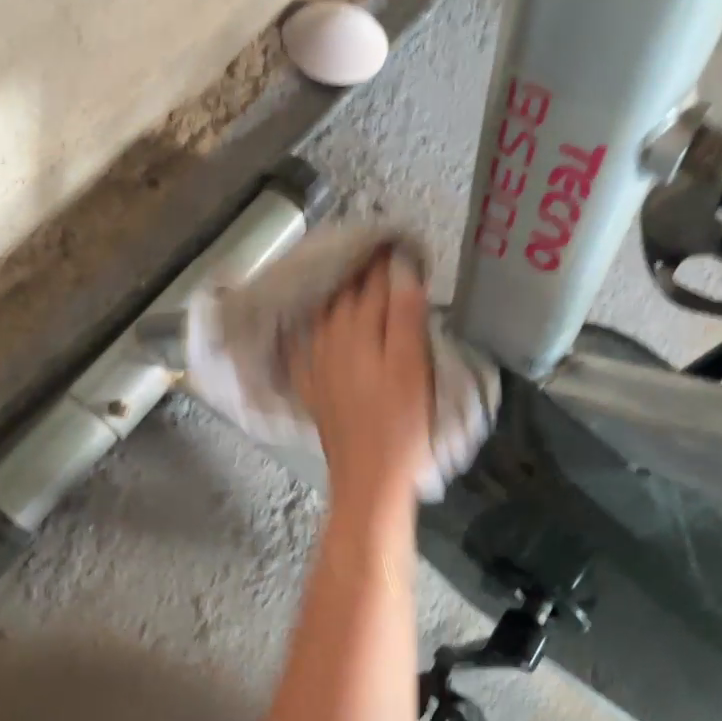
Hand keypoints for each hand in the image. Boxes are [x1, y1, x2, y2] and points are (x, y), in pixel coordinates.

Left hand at [288, 253, 433, 509]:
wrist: (368, 478)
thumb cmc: (402, 424)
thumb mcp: (414, 367)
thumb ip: (405, 314)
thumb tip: (400, 266)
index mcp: (359, 328)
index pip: (373, 279)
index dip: (389, 259)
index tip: (404, 242)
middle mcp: (329, 336)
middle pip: (344, 290)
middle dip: (363, 268)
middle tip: (384, 253)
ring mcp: (315, 359)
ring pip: (325, 310)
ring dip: (340, 289)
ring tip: (357, 274)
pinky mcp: (311, 382)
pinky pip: (307, 339)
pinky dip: (316, 320)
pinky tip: (319, 316)